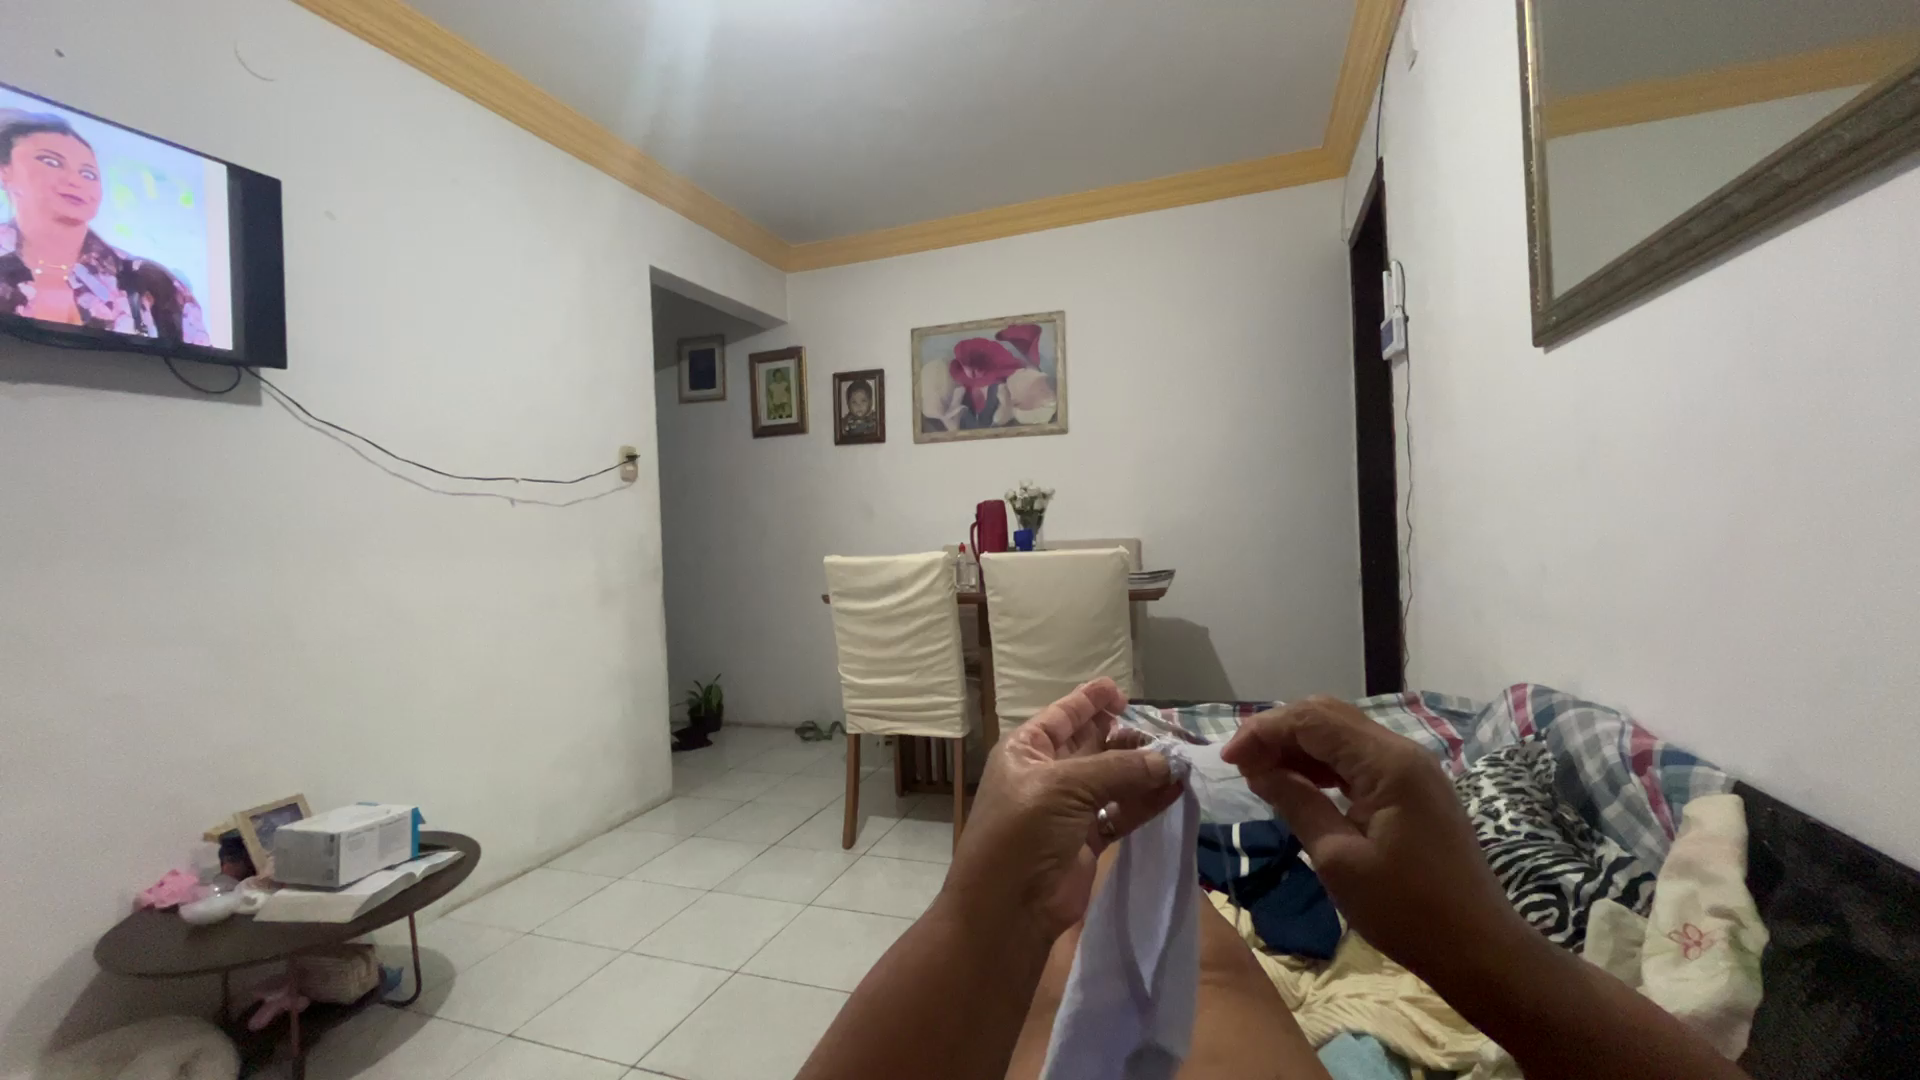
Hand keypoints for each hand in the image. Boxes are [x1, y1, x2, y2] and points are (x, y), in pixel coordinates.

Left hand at [945, 678, 1181, 937]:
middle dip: (1124, 736)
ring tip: (1179, 759)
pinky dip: (1145, 802)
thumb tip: (1167, 760)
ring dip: (1141, 770)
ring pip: (1110, 779)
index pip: (1062, 716)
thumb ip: (1118, 770)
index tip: (1121, 690)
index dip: (1089, 701)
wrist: (1007, 909)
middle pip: (1091, 745)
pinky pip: (1120, 812)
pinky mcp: (1086, 840)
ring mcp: (1067, 809)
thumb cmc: (1023, 831)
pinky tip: (1174, 790)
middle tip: (1164, 731)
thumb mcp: (1065, 788)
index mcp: (1026, 750)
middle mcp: (1046, 774)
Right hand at [1220, 696, 1532, 982]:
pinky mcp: (1411, 788)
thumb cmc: (1407, 910)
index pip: (1311, 721)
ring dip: (1296, 746)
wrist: (1482, 952)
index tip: (1228, 761)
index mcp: (1387, 764)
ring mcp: (1410, 768)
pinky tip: (1296, 784)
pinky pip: (1355, 756)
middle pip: (1325, 715)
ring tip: (1261, 774)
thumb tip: (1258, 770)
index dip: (1263, 732)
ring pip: (1339, 732)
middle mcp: (1401, 752)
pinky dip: (1319, 762)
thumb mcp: (1338, 858)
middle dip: (1276, 732)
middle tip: (1241, 764)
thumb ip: (1296, 802)